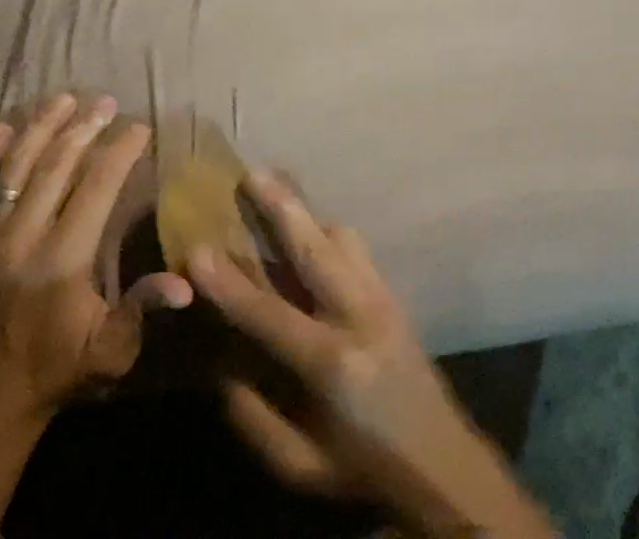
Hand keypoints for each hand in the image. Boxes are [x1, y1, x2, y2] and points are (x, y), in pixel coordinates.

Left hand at [0, 94, 193, 538]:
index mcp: (62, 260)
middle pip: (55, 166)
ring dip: (39, 129)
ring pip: (11, 168)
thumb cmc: (54, 375)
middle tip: (105, 102)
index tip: (139, 128)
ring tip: (62, 99)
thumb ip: (144, 309)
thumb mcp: (109, 352)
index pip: (96, 187)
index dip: (120, 152)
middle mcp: (19, 238)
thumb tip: (189, 280)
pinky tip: (1, 131)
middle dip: (84, 129)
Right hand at [189, 170, 554, 537]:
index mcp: (333, 364)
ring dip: (307, 213)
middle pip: (317, 250)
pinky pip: (359, 251)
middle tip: (250, 172)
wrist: (442, 463)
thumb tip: (219, 362)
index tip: (196, 250)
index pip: (268, 313)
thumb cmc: (363, 466)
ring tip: (276, 191)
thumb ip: (252, 415)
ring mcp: (385, 301)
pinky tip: (310, 231)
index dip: (228, 283)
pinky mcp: (397, 297)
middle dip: (281, 208)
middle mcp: (362, 319)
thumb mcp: (298, 463)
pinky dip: (329, 233)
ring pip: (345, 239)